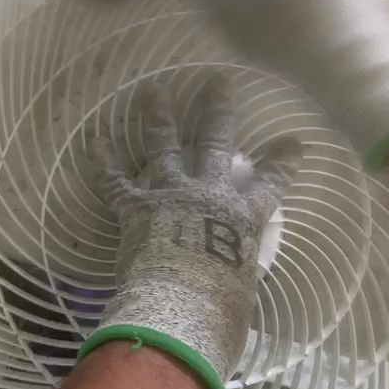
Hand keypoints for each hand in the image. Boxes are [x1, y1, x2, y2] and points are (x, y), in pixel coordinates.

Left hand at [80, 78, 301, 388]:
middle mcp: (209, 195)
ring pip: (164, 146)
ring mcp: (171, 194)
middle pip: (216, 143)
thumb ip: (235, 281)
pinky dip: (102, 162)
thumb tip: (230, 295)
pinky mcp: (137, 205)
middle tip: (218, 80)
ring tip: (153, 90)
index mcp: (242, 219)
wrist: (182, 304)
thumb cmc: (220, 308)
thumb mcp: (241, 292)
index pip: (270, 186)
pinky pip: (115, 181)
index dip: (283, 164)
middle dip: (217, 110)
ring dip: (158, 117)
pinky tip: (94, 140)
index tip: (294, 141)